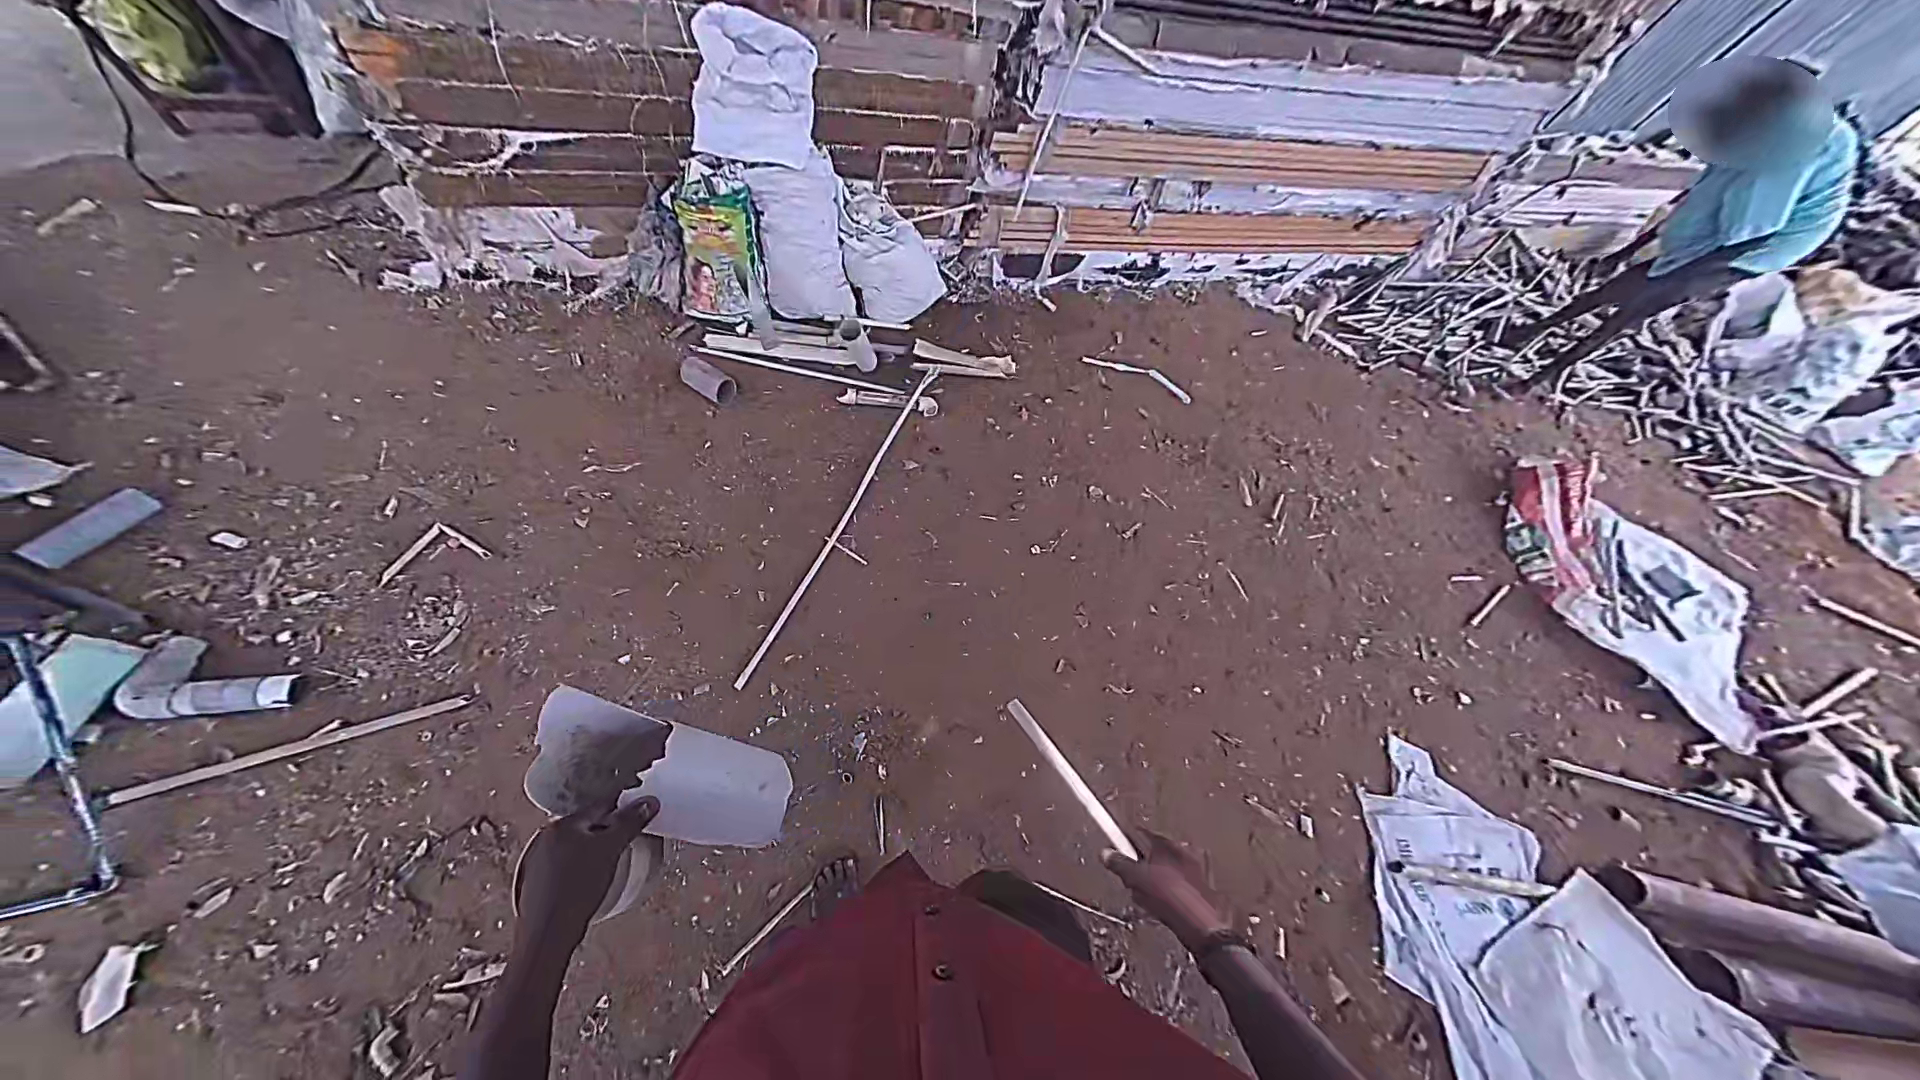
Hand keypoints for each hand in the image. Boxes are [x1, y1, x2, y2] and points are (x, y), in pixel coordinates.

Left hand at [516, 797, 658, 946]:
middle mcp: (545, 840)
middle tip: (628, 837)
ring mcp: (539, 863)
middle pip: (589, 825)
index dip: (625, 805)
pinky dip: (583, 866)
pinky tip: (593, 878)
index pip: (601, 805)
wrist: (549, 934)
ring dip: (596, 849)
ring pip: (578, 846)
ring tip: (612, 860)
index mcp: (561, 826)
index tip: (641, 807)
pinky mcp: (539, 884)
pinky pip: (568, 864)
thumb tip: (647, 803)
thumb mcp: (612, 848)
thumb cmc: (574, 890)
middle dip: (610, 830)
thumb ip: (630, 821)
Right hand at [1103, 829, 1231, 951]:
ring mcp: (1195, 870)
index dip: (1123, 843)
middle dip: (1139, 867)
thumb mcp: (1136, 879)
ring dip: (1153, 882)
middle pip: (1151, 853)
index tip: (1115, 851)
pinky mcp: (1201, 889)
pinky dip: (1167, 893)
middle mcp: (1183, 851)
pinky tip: (1162, 907)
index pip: (1138, 833)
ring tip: (1147, 898)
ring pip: (1163, 871)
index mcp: (1166, 843)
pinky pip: (1176, 886)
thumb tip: (1106, 854)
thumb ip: (1118, 863)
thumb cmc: (1173, 899)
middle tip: (1131, 881)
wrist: (1203, 928)